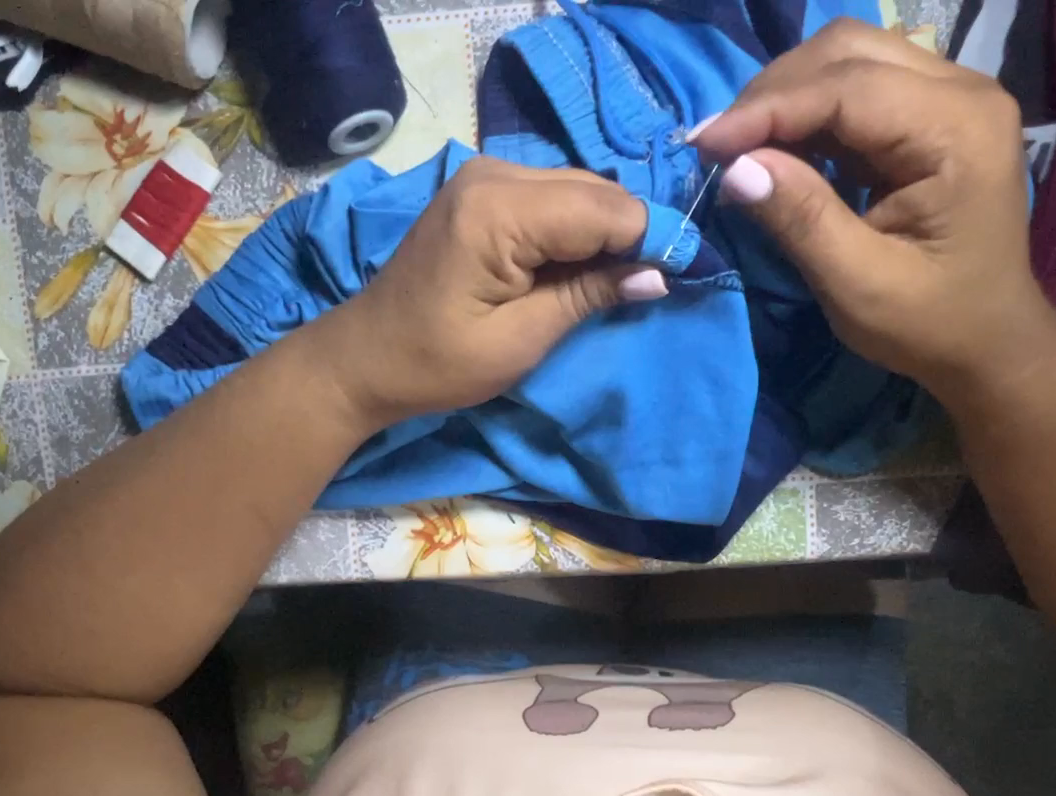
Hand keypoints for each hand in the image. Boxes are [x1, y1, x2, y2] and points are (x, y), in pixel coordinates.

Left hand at [311, 156, 661, 428]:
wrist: (365, 358)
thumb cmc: (436, 363)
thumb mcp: (520, 341)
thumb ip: (588, 296)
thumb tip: (659, 273)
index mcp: (499, 209)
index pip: (604, 208)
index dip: (653, 239)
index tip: (690, 272)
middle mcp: (493, 172)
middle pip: (594, 190)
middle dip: (632, 234)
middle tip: (660, 281)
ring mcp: (484, 175)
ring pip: (576, 190)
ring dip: (605, 232)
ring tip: (624, 279)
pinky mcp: (481, 191)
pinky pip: (551, 199)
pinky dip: (576, 229)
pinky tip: (584, 265)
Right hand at [691, 19, 1055, 388]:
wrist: (986, 341)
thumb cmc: (929, 323)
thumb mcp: (858, 285)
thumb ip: (801, 220)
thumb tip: (735, 169)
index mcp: (956, 130)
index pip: (847, 88)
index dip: (768, 109)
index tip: (704, 145)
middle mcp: (961, 93)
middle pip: (849, 51)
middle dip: (773, 92)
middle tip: (719, 147)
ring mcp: (948, 99)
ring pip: (849, 60)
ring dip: (786, 97)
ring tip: (740, 148)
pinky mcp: (928, 117)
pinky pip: (856, 91)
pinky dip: (806, 114)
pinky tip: (776, 150)